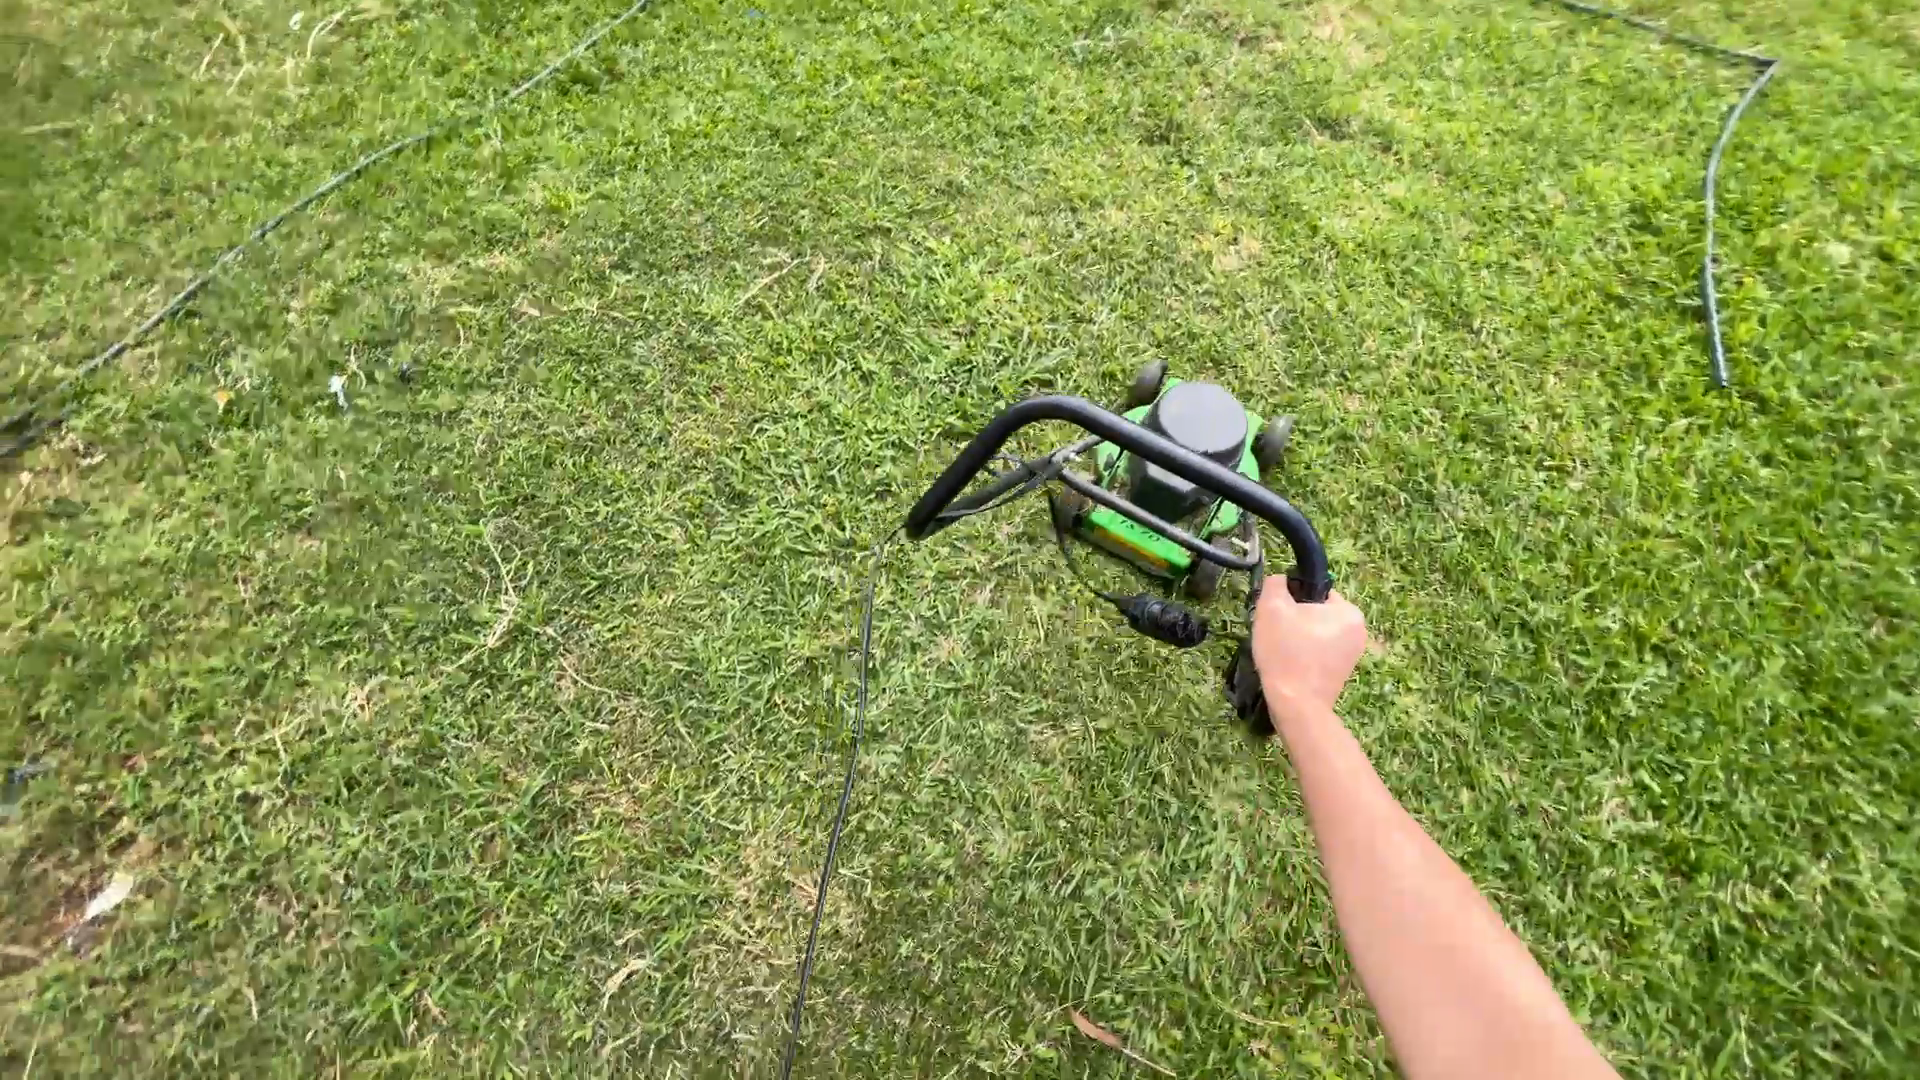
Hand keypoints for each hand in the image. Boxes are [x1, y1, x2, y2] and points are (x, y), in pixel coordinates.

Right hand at [1252, 584, 1367, 718]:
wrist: (1296, 705)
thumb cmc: (1286, 653)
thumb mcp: (1271, 608)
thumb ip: (1276, 584)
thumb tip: (1281, 579)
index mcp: (1349, 611)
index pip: (1315, 591)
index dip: (1291, 600)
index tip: (1276, 616)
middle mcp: (1359, 630)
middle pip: (1315, 612)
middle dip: (1294, 619)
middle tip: (1275, 634)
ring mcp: (1353, 653)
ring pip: (1315, 632)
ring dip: (1297, 636)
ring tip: (1280, 650)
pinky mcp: (1343, 671)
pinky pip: (1319, 651)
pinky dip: (1304, 653)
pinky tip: (1289, 663)